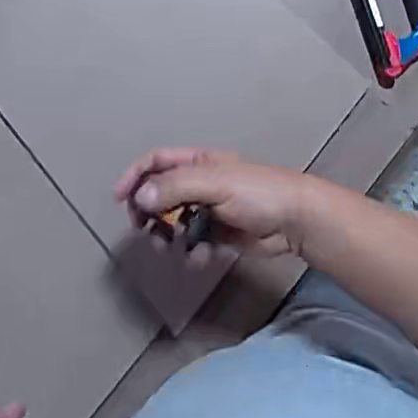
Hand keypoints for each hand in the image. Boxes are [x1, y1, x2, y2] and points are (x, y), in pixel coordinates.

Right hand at [113, 148, 320, 258]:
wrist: (296, 221)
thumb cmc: (258, 192)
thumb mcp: (216, 183)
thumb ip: (177, 187)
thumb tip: (141, 196)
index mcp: (199, 162)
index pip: (157, 161)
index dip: (136, 175)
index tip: (121, 198)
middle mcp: (201, 183)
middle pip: (161, 193)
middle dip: (148, 211)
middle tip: (142, 228)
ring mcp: (210, 209)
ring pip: (175, 221)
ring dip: (168, 235)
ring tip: (171, 247)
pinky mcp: (220, 234)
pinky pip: (194, 242)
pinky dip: (192, 250)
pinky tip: (201, 256)